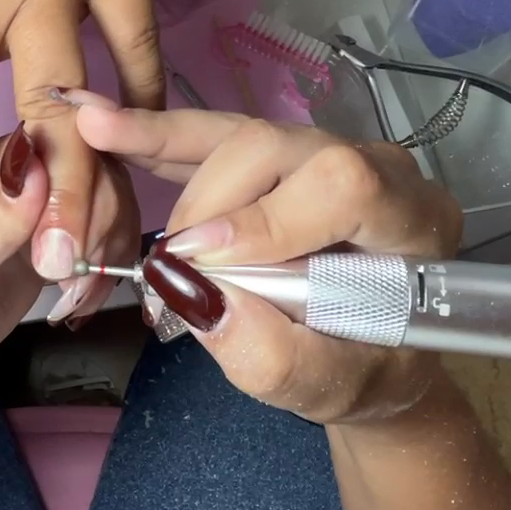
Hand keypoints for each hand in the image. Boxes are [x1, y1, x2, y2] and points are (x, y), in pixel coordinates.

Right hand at [75, 99, 463, 425]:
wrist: (368, 355)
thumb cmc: (359, 373)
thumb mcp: (325, 388)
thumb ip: (269, 354)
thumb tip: (192, 291)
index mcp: (410, 220)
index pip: (340, 184)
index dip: (265, 219)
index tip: (203, 264)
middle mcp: (374, 166)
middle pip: (275, 145)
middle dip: (207, 201)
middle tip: (170, 259)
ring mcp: (322, 152)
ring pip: (236, 130)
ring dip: (162, 144)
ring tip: (100, 138)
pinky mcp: (274, 156)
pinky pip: (211, 136)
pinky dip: (154, 135)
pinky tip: (102, 121)